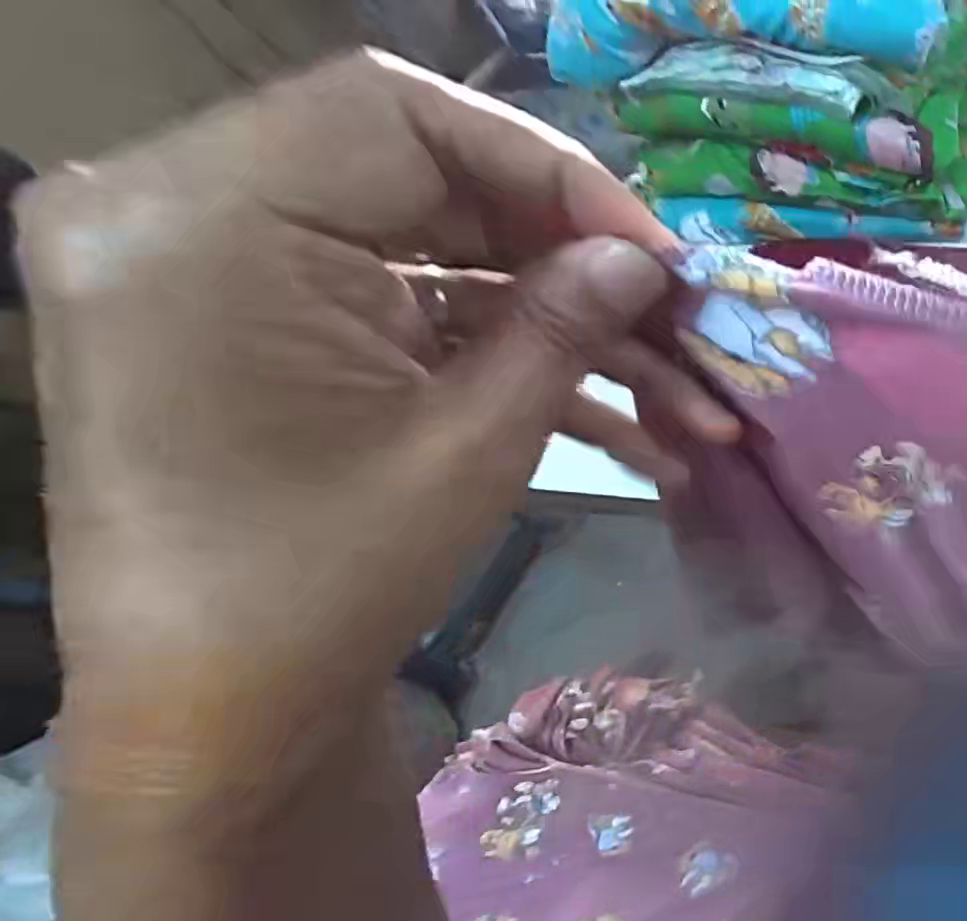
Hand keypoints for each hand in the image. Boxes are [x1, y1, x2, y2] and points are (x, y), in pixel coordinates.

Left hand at [19, 50, 735, 803]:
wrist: (234, 698)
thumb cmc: (335, 577)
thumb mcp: (473, 444)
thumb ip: (560, 327)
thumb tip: (644, 261)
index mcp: (211, 224)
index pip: (401, 115)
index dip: (552, 173)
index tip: (654, 255)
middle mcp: (209, 222)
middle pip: (443, 189)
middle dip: (585, 263)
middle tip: (685, 325)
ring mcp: (262, 285)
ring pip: (464, 268)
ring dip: (587, 337)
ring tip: (695, 408)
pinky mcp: (309, 340)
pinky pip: (442, 326)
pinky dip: (539, 373)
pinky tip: (641, 443)